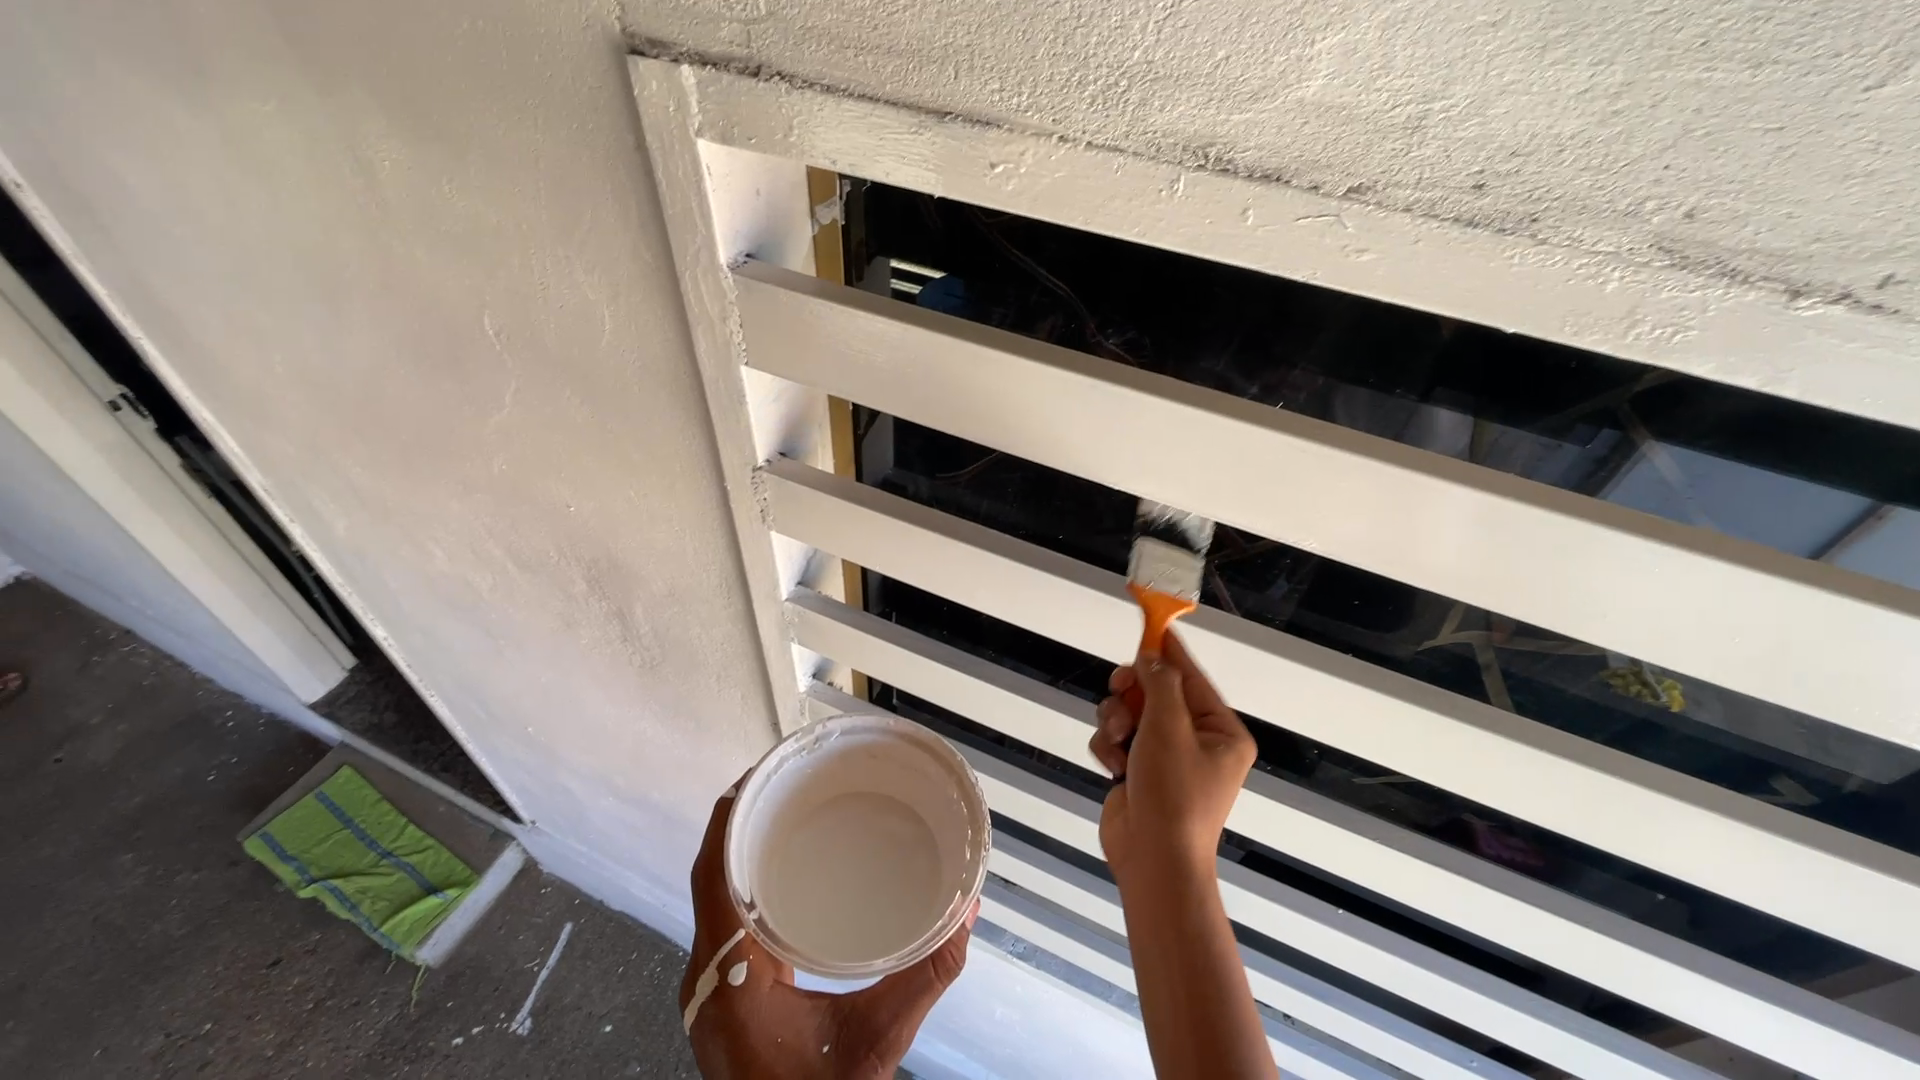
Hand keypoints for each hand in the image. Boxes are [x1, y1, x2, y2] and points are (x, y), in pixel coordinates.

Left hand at [680, 774, 976, 1078]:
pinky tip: (776, 871)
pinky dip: (745, 884)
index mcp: (728, 980)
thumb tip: (966, 909)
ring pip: (713, 899)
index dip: (726, 821)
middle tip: (779, 782)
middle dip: (737, 824)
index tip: (756, 776)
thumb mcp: (879, 1040)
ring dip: (738, 852)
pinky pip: (725, 920)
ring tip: (778, 812)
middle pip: (708, 879)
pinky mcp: (724, 994)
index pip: (711, 879)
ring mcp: (710, 987)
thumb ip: (926, 974)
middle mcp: (705, 977)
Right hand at [1088, 631, 1255, 882]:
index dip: (1169, 653)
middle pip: (1155, 693)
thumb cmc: (1173, 793)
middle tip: (1119, 688)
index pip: (1192, 678)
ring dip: (1116, 722)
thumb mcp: (1170, 729)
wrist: (1153, 859)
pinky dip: (1110, 748)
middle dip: (1133, 695)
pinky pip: (1117, 740)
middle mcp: (1196, 742)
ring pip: (1129, 714)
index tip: (1150, 626)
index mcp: (1221, 732)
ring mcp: (1165, 759)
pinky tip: (1112, 767)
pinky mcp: (1137, 773)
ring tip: (1117, 741)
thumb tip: (1151, 659)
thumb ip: (1160, 685)